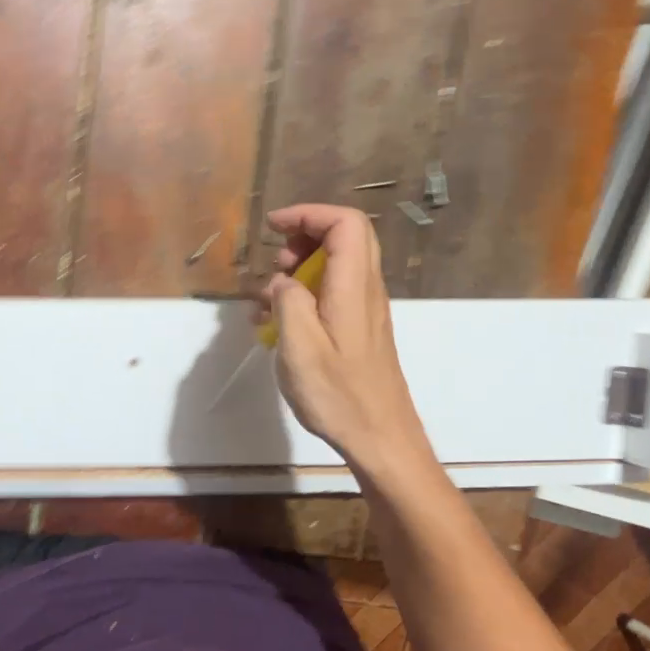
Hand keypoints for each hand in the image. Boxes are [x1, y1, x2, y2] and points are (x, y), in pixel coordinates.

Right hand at [257, 204, 436, 485]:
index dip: (309, 214)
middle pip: (346, 236)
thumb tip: (283, 281)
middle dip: (304, 236)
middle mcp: (365, 290)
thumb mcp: (299, 347)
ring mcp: (365, 310)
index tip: (273, 229)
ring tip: (270, 297)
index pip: (345, 223)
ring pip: (338, 264)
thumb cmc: (338, 394)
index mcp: (353, 287)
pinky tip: (279, 323)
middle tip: (274, 264)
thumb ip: (288, 301)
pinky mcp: (359, 329)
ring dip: (301, 267)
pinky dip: (306, 293)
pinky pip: (334, 292)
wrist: (379, 436)